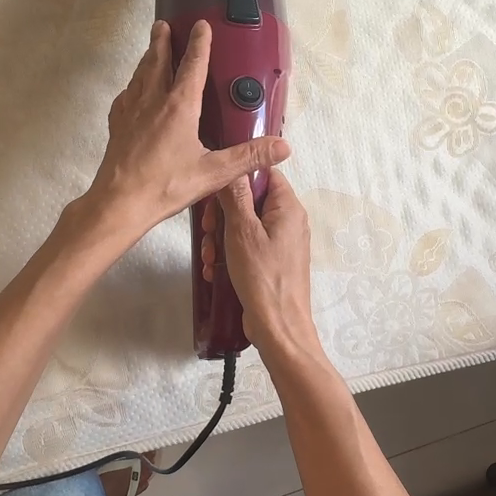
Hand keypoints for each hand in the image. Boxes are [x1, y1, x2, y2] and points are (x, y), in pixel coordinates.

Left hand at [81, 20, 289, 241]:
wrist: (118, 203)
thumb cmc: (165, 186)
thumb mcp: (213, 172)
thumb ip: (248, 156)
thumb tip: (282, 147)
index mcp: (179, 106)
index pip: (192, 65)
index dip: (199, 43)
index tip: (201, 25)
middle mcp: (152, 101)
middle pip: (157, 61)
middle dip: (162, 41)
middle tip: (163, 24)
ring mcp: (130, 112)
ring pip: (140, 75)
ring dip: (147, 59)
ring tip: (151, 49)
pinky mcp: (117, 126)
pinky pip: (125, 96)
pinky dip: (132, 85)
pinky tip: (133, 91)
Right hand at [203, 169, 320, 364]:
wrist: (278, 328)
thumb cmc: (262, 277)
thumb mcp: (242, 231)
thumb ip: (235, 195)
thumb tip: (232, 166)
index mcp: (288, 207)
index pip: (263, 173)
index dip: (237, 178)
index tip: (214, 192)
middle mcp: (288, 220)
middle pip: (249, 200)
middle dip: (222, 215)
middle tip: (208, 231)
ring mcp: (280, 242)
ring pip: (243, 225)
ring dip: (221, 238)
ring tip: (210, 258)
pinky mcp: (271, 262)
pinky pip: (246, 246)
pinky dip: (229, 254)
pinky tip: (216, 271)